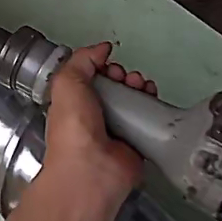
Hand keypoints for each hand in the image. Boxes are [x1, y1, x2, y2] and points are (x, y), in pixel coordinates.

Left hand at [41, 42, 151, 212]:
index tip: (107, 65)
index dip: (102, 67)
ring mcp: (116, 131)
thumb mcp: (67, 82)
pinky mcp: (136, 144)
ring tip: (139, 86)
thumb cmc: (72, 134)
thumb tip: (100, 49)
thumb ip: (82, 60)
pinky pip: (148, 120)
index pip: (92, 78)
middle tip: (125, 77)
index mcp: (74, 104)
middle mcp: (94, 118)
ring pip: (133, 101)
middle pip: (115, 87)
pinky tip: (152, 99)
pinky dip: (153, 107)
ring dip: (139, 87)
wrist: (92, 171)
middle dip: (124, 76)